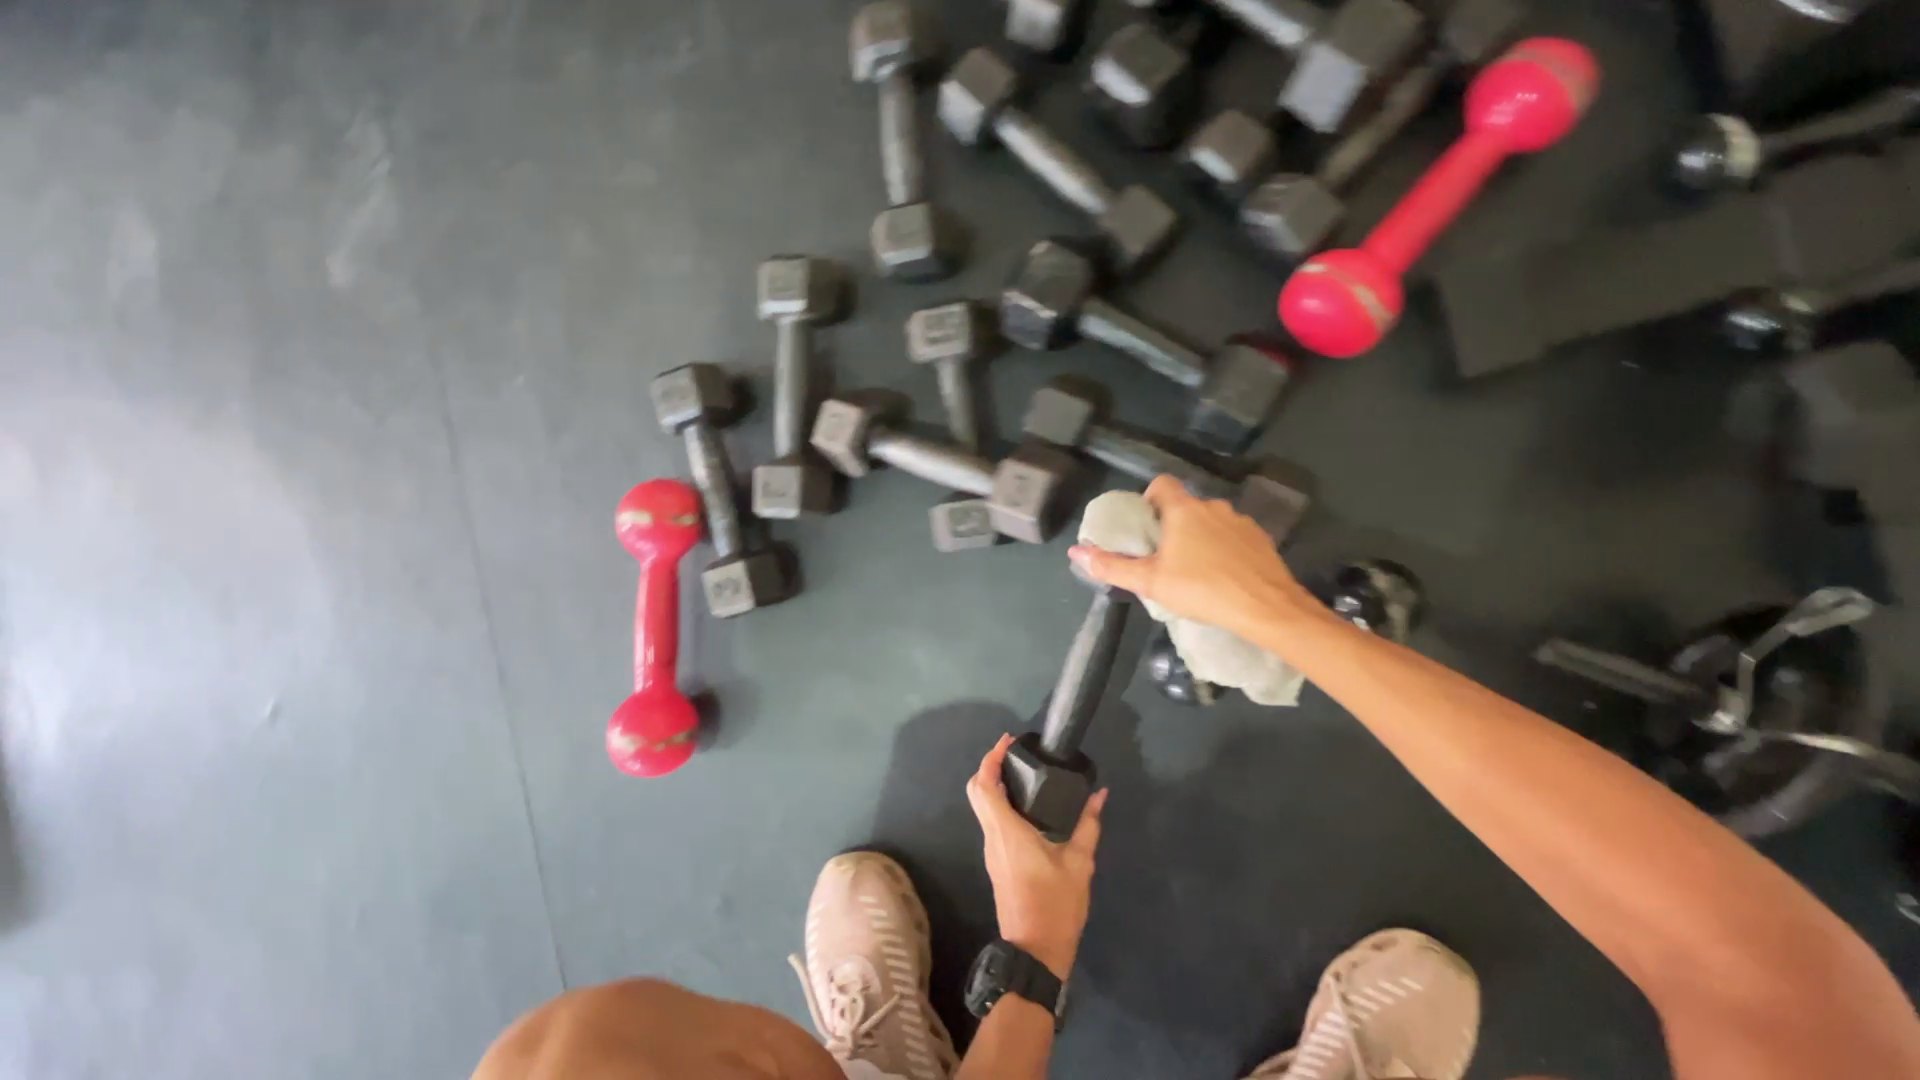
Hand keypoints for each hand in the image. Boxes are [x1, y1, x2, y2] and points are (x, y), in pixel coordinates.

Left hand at [965, 734, 1105, 980]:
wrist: (1035, 953)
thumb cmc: (1055, 907)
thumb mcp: (1080, 864)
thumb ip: (1088, 826)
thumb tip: (1099, 795)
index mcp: (1007, 832)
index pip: (984, 786)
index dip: (990, 759)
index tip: (1007, 742)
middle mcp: (993, 837)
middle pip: (977, 792)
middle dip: (990, 767)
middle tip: (1015, 754)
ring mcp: (992, 851)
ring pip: (983, 808)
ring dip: (995, 785)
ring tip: (1024, 773)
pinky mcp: (997, 862)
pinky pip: (992, 822)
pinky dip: (1001, 804)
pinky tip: (1027, 803)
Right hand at [1069, 475, 1313, 639]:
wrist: (1267, 608)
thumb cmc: (1202, 589)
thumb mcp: (1150, 582)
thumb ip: (1112, 566)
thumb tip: (1076, 552)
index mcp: (1184, 510)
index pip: (1162, 484)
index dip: (1149, 499)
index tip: (1145, 526)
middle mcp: (1213, 507)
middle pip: (1185, 506)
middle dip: (1173, 525)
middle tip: (1164, 557)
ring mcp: (1241, 522)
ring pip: (1211, 522)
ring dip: (1200, 538)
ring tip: (1194, 571)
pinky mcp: (1261, 540)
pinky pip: (1233, 537)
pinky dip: (1224, 550)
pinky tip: (1223, 577)